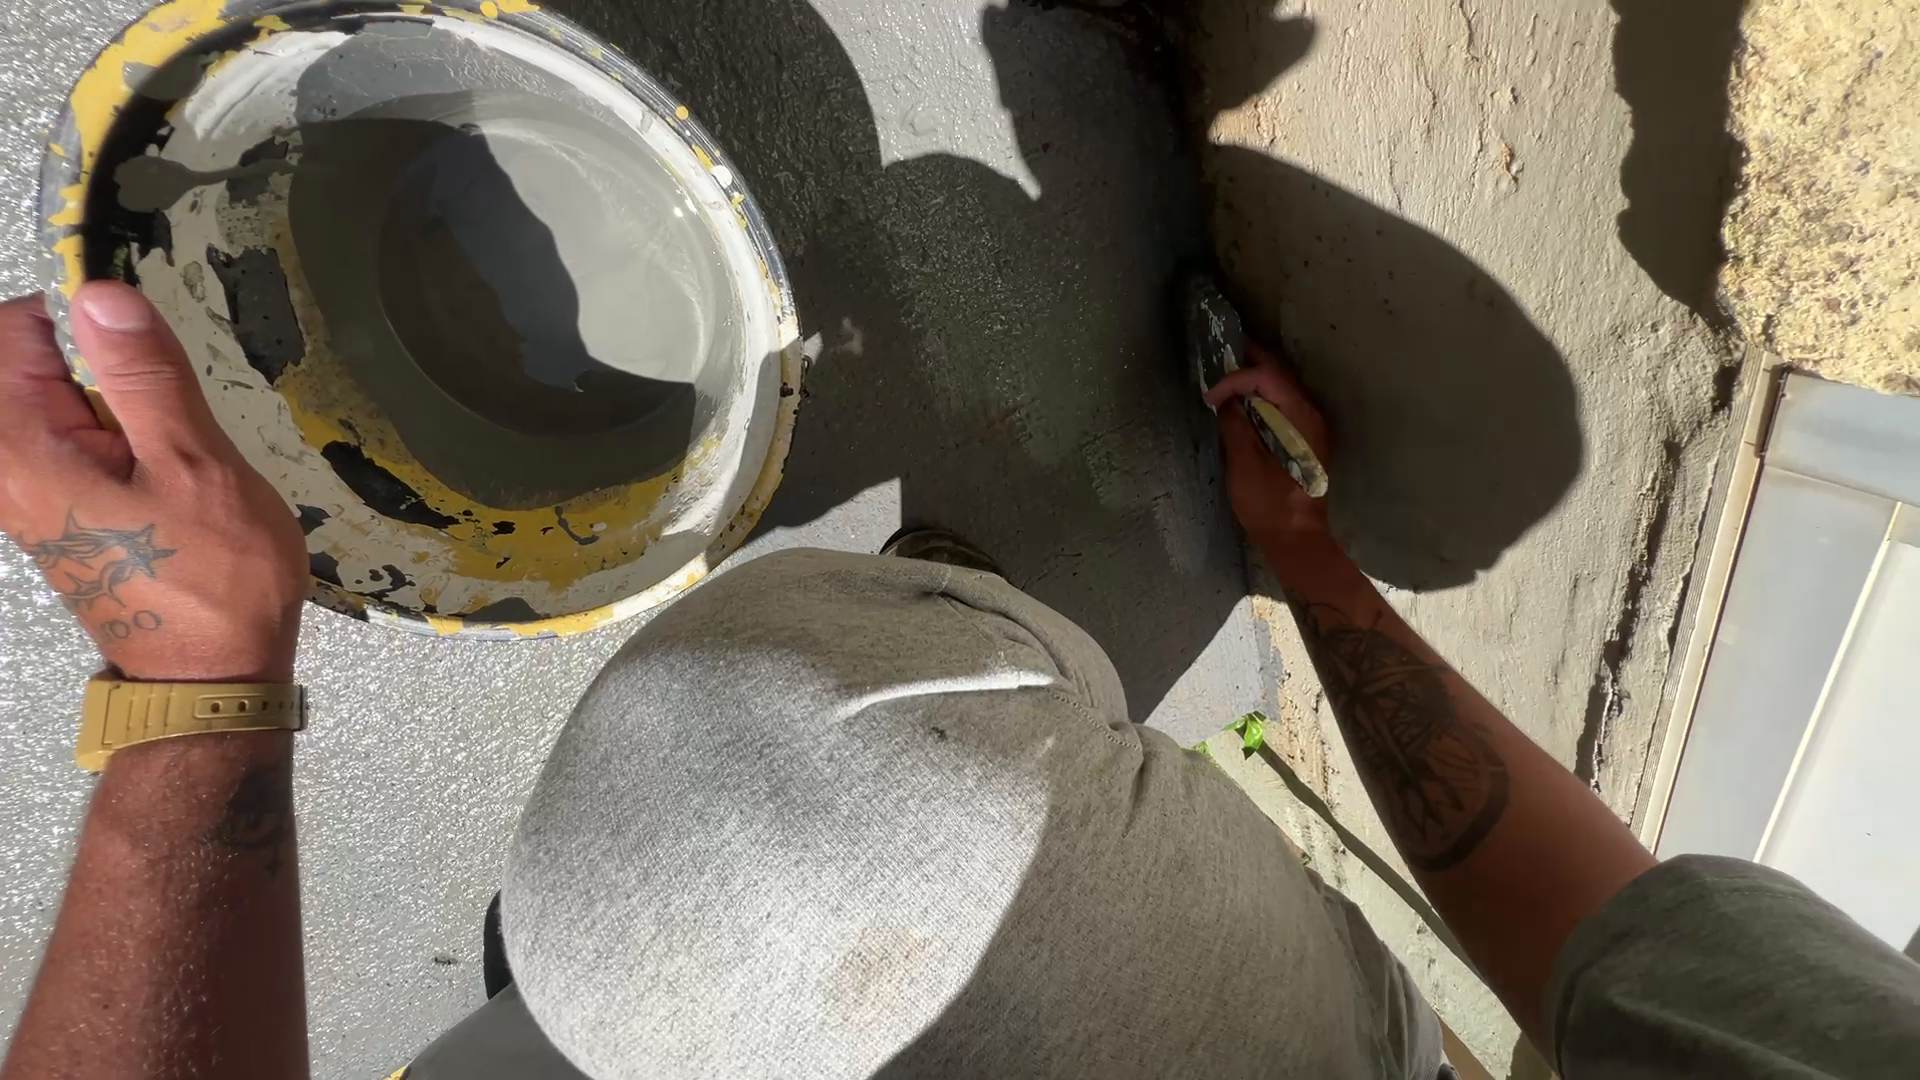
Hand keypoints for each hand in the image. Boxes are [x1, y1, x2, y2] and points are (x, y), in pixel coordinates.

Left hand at [0, 284, 306, 682]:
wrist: (213, 663)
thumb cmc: (214, 569)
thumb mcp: (197, 467)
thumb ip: (148, 381)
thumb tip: (105, 294)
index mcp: (14, 443)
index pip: (12, 329)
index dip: (88, 317)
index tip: (162, 345)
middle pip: (28, 365)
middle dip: (109, 363)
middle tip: (184, 405)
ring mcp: (22, 489)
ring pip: (58, 405)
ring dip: (124, 403)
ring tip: (187, 441)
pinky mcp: (55, 509)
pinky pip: (74, 442)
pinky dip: (124, 436)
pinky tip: (176, 466)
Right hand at [1204, 343, 1338, 565]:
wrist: (1295, 538)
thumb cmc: (1269, 505)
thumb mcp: (1245, 466)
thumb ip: (1236, 427)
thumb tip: (1225, 402)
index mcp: (1300, 419)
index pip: (1267, 378)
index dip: (1235, 380)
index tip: (1209, 398)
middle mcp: (1310, 416)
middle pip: (1279, 375)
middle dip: (1249, 362)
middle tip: (1219, 352)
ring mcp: (1309, 428)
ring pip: (1282, 388)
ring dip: (1254, 377)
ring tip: (1225, 372)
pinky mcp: (1302, 440)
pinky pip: (1281, 405)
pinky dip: (1260, 396)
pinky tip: (1241, 400)